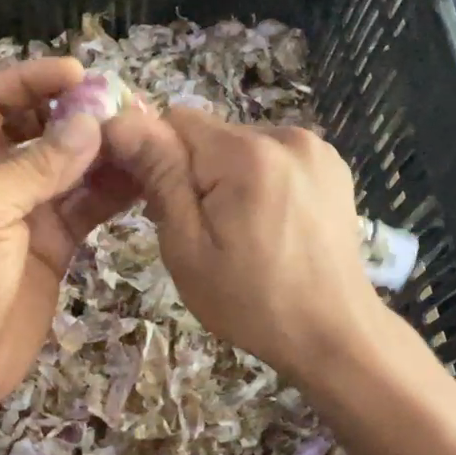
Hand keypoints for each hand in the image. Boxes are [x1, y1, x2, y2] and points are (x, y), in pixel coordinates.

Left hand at [0, 58, 138, 414]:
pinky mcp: (52, 243)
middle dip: (74, 112)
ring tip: (141, 136)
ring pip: (67, 165)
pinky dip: (112, 190)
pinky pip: (86, 205)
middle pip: (34, 126)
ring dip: (101, 149)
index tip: (80, 73)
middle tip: (121, 106)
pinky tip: (142, 177)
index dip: (32, 79)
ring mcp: (22, 211)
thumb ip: (37, 164)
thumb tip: (90, 120)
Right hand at [102, 107, 386, 378]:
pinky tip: (272, 224)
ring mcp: (317, 149)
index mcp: (247, 154)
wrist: (335, 334)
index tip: (160, 203)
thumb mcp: (188, 247)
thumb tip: (120, 122)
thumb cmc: (252, 302)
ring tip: (242, 233)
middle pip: (213, 135)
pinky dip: (263, 181)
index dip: (158, 157)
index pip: (176, 120)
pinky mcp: (333, 166)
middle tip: (203, 231)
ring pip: (243, 146)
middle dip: (197, 172)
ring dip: (230, 177)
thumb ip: (159, 176)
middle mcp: (286, 136)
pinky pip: (276, 157)